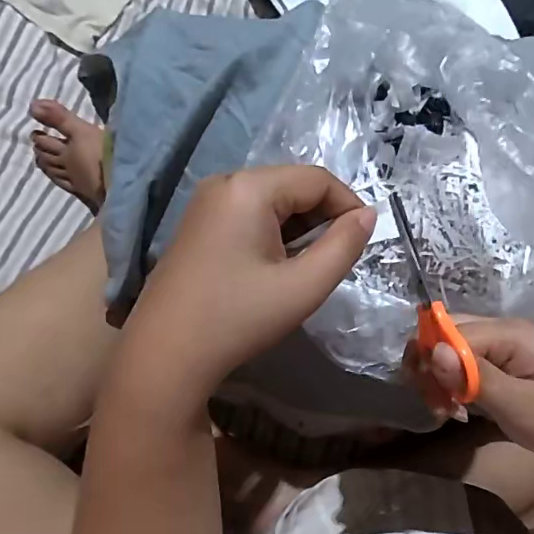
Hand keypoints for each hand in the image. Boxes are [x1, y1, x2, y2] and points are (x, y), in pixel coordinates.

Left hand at [125, 166, 376, 392]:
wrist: (166, 354)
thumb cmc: (238, 319)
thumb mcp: (303, 287)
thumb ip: (343, 246)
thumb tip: (367, 214)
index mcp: (248, 187)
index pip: (317, 179)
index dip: (348, 206)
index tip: (362, 243)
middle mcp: (224, 183)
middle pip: (291, 186)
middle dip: (321, 219)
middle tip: (331, 262)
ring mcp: (205, 204)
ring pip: (270, 202)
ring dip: (297, 229)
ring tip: (303, 270)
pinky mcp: (195, 225)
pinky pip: (246, 215)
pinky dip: (271, 235)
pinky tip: (273, 269)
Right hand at [408, 318, 533, 465]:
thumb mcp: (521, 405)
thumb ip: (477, 378)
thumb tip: (434, 351)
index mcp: (511, 333)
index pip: (452, 331)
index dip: (431, 357)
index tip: (429, 394)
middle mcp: (502, 333)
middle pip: (446, 335)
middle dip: (430, 366)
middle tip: (434, 404)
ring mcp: (501, 349)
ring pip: (449, 352)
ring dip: (438, 379)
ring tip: (445, 411)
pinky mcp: (498, 368)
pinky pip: (461, 367)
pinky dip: (451, 387)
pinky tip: (456, 410)